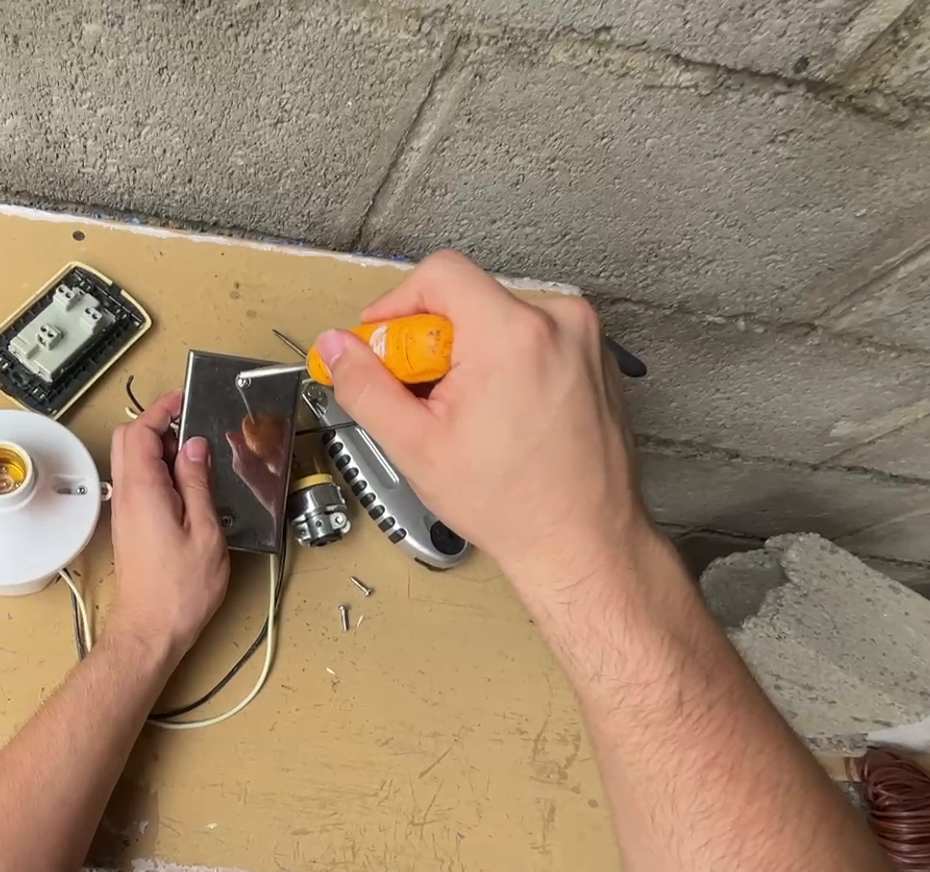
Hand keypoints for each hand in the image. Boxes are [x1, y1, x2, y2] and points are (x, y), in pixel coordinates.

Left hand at [104, 389, 230, 660]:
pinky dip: (156, 471)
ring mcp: (123, 511)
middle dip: (157, 425)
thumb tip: (195, 448)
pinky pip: (136, 483)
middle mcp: (125, 496)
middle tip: (192, 429)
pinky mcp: (128, 525)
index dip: (161, 410)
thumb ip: (198, 483)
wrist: (150, 629)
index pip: (140, 432)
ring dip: (157, 449)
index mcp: (143, 491)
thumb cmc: (180, 591)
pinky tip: (186, 487)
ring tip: (196, 459)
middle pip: (127, 440)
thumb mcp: (205, 532)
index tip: (183, 401)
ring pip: (130, 461)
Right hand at [319, 250, 653, 588]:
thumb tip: (336, 347)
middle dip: (428, 344)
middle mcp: (558, 321)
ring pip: (495, 320)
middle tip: (420, 399)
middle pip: (465, 300)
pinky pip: (528, 337)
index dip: (395, 307)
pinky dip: (499, 364)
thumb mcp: (414, 446)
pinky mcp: (593, 356)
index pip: (439, 275)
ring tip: (462, 414)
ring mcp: (584, 337)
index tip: (380, 345)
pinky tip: (495, 415)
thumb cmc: (510, 501)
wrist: (580, 539)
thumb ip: (364, 387)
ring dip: (463, 356)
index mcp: (512, 334)